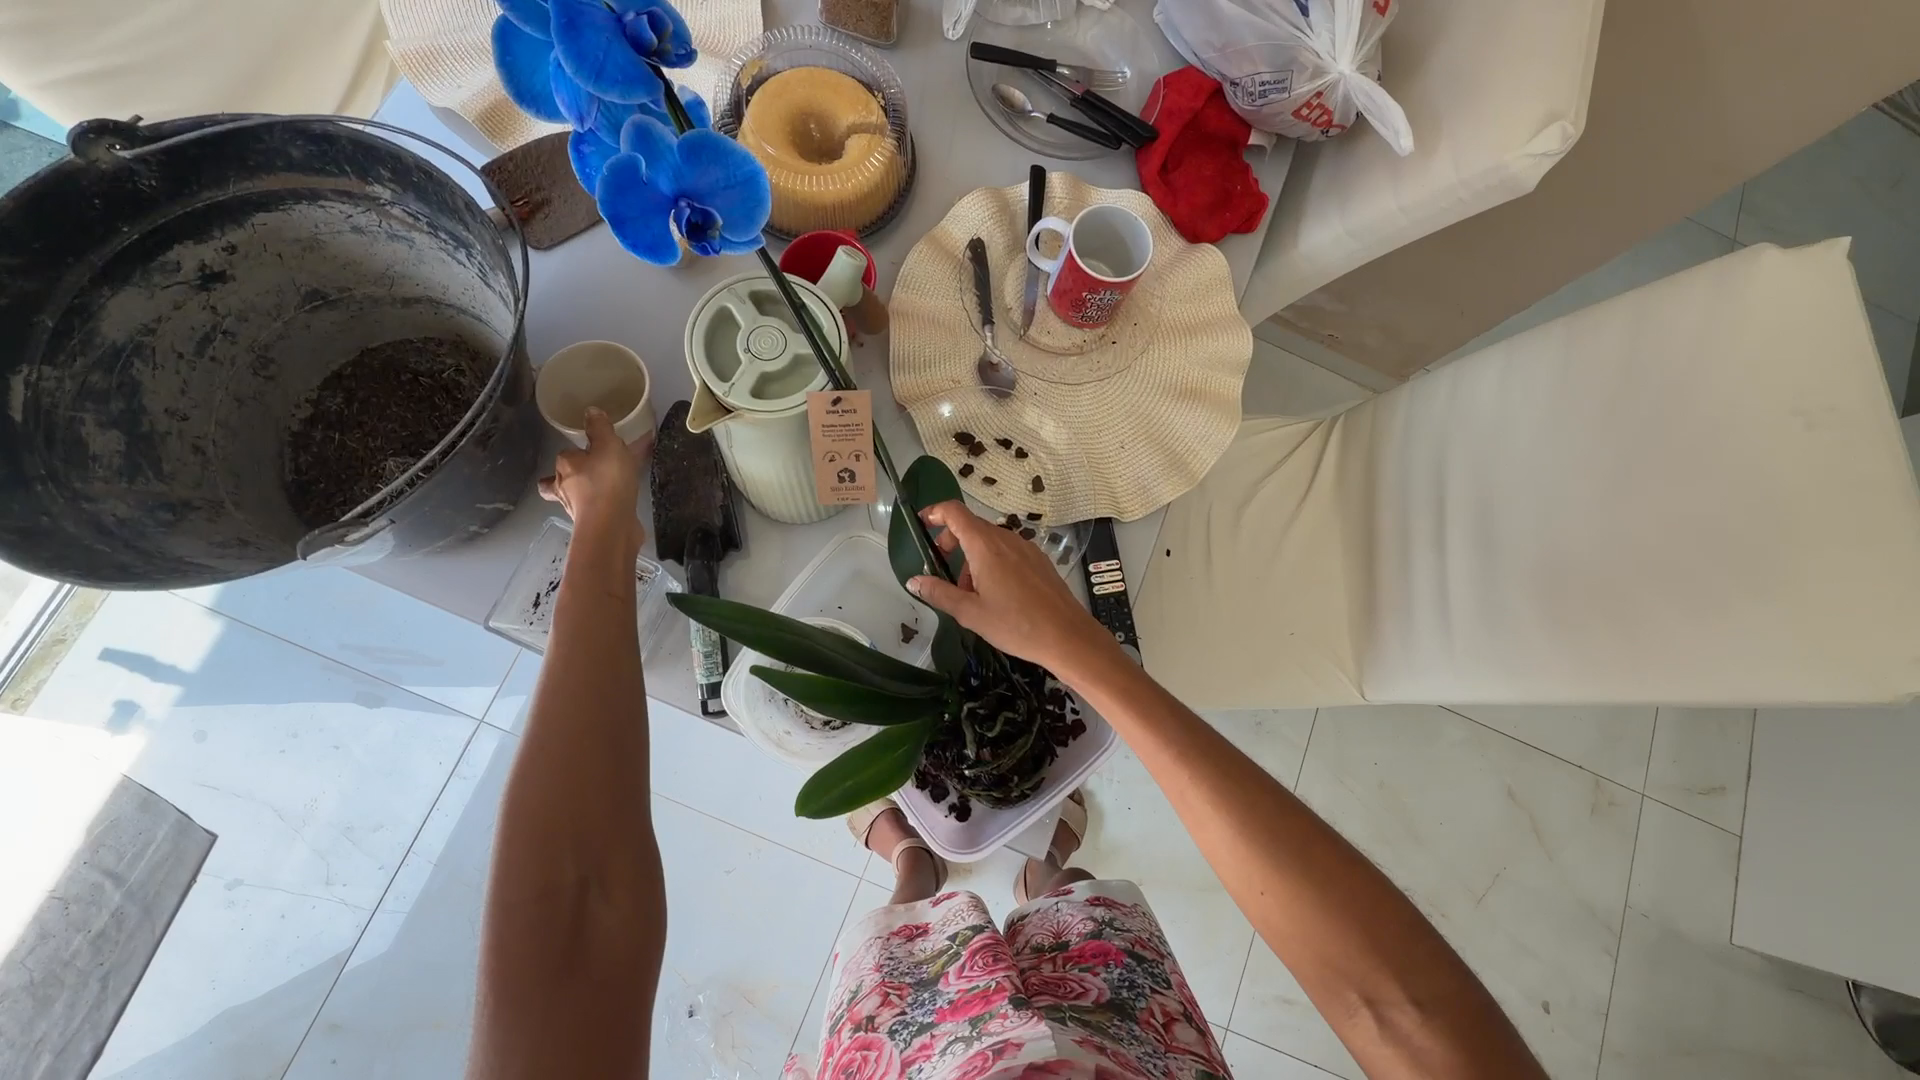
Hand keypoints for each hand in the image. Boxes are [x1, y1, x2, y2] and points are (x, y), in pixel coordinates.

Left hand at [538, 407, 648, 551]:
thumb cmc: (606, 481)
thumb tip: (590, 411)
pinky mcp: (594, 524)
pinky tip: (622, 502)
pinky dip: (606, 505)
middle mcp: (564, 487)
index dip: (579, 451)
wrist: (611, 526)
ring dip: (587, 493)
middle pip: (561, 479)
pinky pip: (599, 509)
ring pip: (577, 497)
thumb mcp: (608, 445)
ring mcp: (577, 508)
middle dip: (572, 476)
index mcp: (565, 464)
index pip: (566, 455)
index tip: (595, 450)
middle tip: (593, 471)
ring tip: (610, 488)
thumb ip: (600, 427)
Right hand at [906, 500, 1117, 676]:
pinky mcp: (1039, 561)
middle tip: (943, 572)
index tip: (923, 524)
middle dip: (952, 543)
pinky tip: (996, 595)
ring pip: (990, 542)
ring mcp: (1026, 548)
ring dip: (972, 559)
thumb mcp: (970, 613)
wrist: (1067, 636)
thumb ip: (939, 593)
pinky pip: (1007, 552)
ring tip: (971, 594)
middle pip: (971, 527)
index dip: (936, 512)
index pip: (955, 512)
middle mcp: (1006, 539)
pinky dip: (992, 564)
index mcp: (985, 546)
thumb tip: (914, 581)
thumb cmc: (1016, 625)